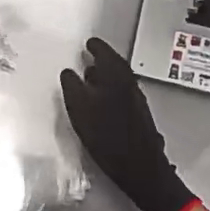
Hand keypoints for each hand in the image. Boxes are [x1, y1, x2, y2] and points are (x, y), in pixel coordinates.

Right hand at [60, 38, 196, 210]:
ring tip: (92, 79)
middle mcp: (129, 84)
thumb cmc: (106, 137)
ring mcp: (137, 100)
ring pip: (120, 80)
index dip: (95, 47)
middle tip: (88, 58)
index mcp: (115, 77)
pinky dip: (112, 91)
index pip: (105, 53)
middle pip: (115, 65)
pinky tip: (103, 102)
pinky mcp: (139, 115)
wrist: (140, 166)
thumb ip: (72, 87)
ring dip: (106, 76)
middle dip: (101, 60)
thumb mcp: (80, 110)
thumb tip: (69, 71)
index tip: (88, 43)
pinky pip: (123, 94)